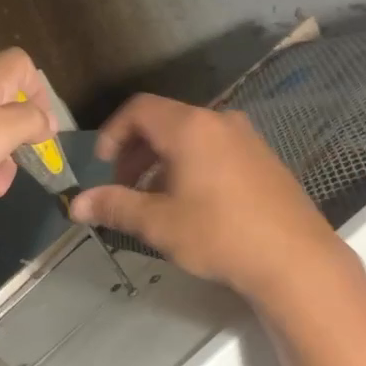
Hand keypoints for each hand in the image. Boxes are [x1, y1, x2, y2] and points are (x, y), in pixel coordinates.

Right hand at [68, 94, 348, 297]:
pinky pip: (212, 152)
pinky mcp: (260, 159)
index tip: (102, 167)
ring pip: (189, 140)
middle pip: (165, 123)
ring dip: (160, 165)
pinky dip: (188, 169)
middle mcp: (219, 121)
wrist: (289, 256)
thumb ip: (115, 207)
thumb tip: (76, 204)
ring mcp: (244, 138)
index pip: (139, 109)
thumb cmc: (217, 235)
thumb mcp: (158, 224)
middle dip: (135, 154)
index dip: (112, 133)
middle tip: (121, 190)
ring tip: (152, 205)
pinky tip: (188, 208)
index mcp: (190, 128)